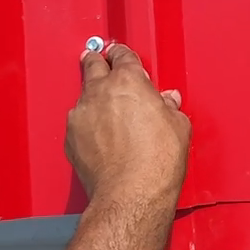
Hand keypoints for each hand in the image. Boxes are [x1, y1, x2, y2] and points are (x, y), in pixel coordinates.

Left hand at [65, 42, 190, 210]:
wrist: (131, 195)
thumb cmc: (156, 162)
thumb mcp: (178, 127)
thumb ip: (169, 107)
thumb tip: (168, 104)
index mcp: (129, 80)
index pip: (123, 55)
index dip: (124, 55)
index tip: (124, 56)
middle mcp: (100, 90)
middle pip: (93, 64)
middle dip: (98, 62)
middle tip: (101, 62)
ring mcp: (82, 113)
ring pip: (84, 94)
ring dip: (93, 96)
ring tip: (103, 106)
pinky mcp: (71, 137)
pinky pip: (78, 121)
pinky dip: (86, 123)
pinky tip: (99, 134)